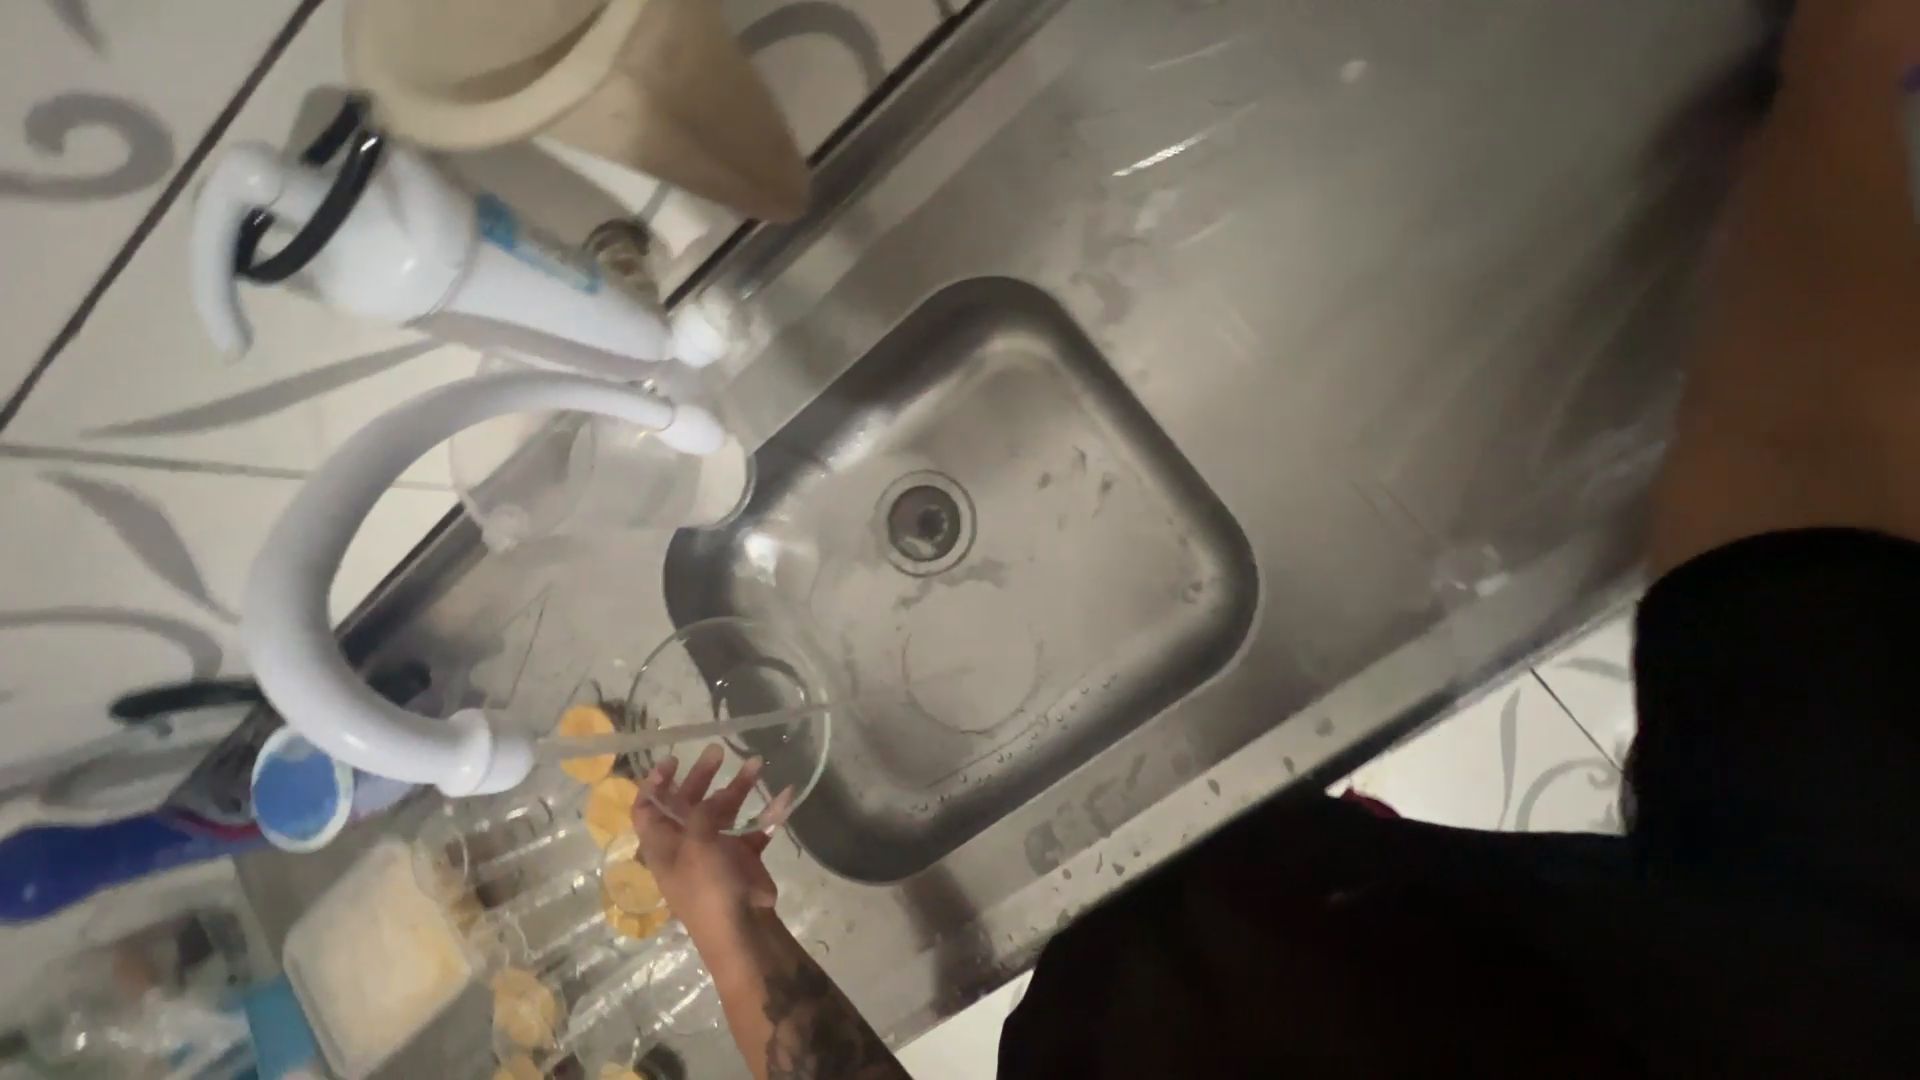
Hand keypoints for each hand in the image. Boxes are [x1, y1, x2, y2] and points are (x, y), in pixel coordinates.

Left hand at [631, 744, 783, 937]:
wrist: (742, 929)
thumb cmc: (707, 886)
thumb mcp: (696, 844)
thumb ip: (703, 812)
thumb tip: (718, 796)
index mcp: (662, 845)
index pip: (647, 809)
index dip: (654, 784)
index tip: (672, 760)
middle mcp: (686, 844)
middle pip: (687, 802)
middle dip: (701, 775)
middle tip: (718, 751)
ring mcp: (715, 849)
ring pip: (723, 810)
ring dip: (737, 786)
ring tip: (757, 763)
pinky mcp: (742, 856)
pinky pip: (754, 826)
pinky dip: (767, 811)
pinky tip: (783, 794)